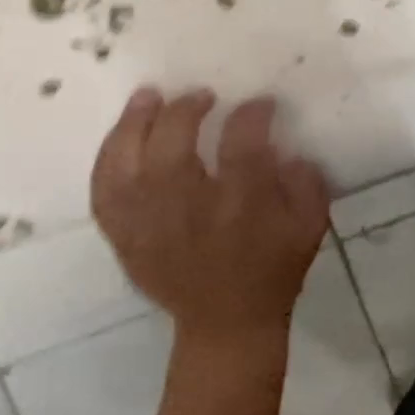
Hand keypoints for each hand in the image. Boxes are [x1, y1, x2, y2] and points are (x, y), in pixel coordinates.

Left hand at [91, 87, 329, 345]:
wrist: (226, 319)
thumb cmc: (276, 268)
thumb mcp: (311, 224)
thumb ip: (305, 183)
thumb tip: (284, 152)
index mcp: (243, 206)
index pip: (243, 144)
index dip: (252, 115)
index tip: (261, 103)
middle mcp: (189, 208)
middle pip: (175, 145)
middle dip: (186, 111)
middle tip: (202, 95)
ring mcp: (148, 222)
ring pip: (129, 162)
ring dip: (136, 124)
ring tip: (148, 97)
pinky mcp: (123, 235)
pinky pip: (104, 189)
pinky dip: (109, 158)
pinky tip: (122, 138)